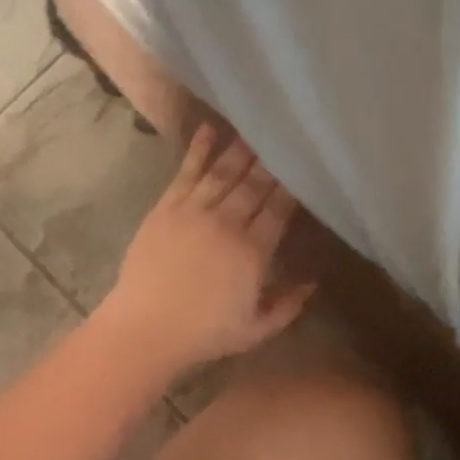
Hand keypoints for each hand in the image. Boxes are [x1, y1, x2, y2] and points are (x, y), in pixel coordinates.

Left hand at [96, 125, 314, 371]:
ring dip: (242, 148)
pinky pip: (186, 171)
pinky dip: (199, 149)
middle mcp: (227, 223)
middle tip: (286, 135)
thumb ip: (288, 305)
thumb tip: (313, 281)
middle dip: (272, 159)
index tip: (305, 165)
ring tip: (257, 125)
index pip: (280, 208)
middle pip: (255, 184)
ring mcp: (194, 211)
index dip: (293, 185)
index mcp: (254, 252)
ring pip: (224, 171)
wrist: (146, 328)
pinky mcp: (166, 208)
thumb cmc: (203, 334)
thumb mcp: (256, 331)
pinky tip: (210, 129)